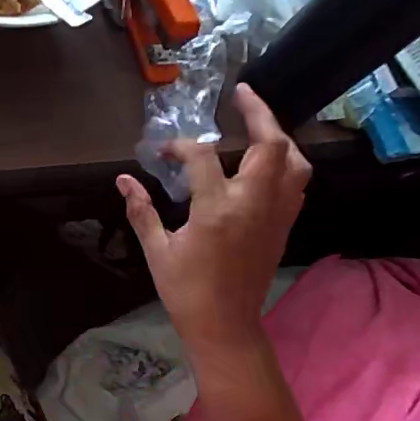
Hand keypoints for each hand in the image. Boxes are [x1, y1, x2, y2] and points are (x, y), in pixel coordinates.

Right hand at [117, 84, 310, 356]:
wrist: (225, 326)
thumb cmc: (186, 291)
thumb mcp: (157, 251)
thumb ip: (141, 211)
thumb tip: (123, 180)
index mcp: (216, 209)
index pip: (201, 157)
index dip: (180, 147)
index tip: (164, 152)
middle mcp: (252, 204)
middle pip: (269, 144)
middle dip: (258, 112)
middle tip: (242, 93)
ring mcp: (274, 214)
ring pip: (293, 161)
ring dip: (279, 136)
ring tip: (261, 125)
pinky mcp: (283, 225)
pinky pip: (296, 183)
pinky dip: (286, 164)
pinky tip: (268, 164)